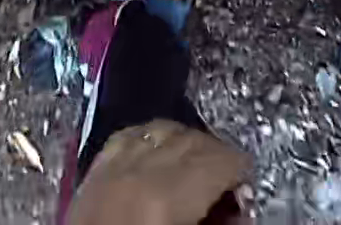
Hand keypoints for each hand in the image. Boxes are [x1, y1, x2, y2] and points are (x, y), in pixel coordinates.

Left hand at [68, 121, 252, 224]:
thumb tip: (240, 211)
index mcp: (170, 197)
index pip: (220, 160)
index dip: (240, 170)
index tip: (246, 183)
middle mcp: (143, 169)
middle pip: (194, 141)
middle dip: (217, 156)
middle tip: (227, 181)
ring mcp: (115, 164)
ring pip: (164, 129)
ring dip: (186, 143)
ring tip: (196, 166)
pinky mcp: (94, 170)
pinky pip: (131, 135)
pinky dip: (150, 138)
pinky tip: (159, 151)